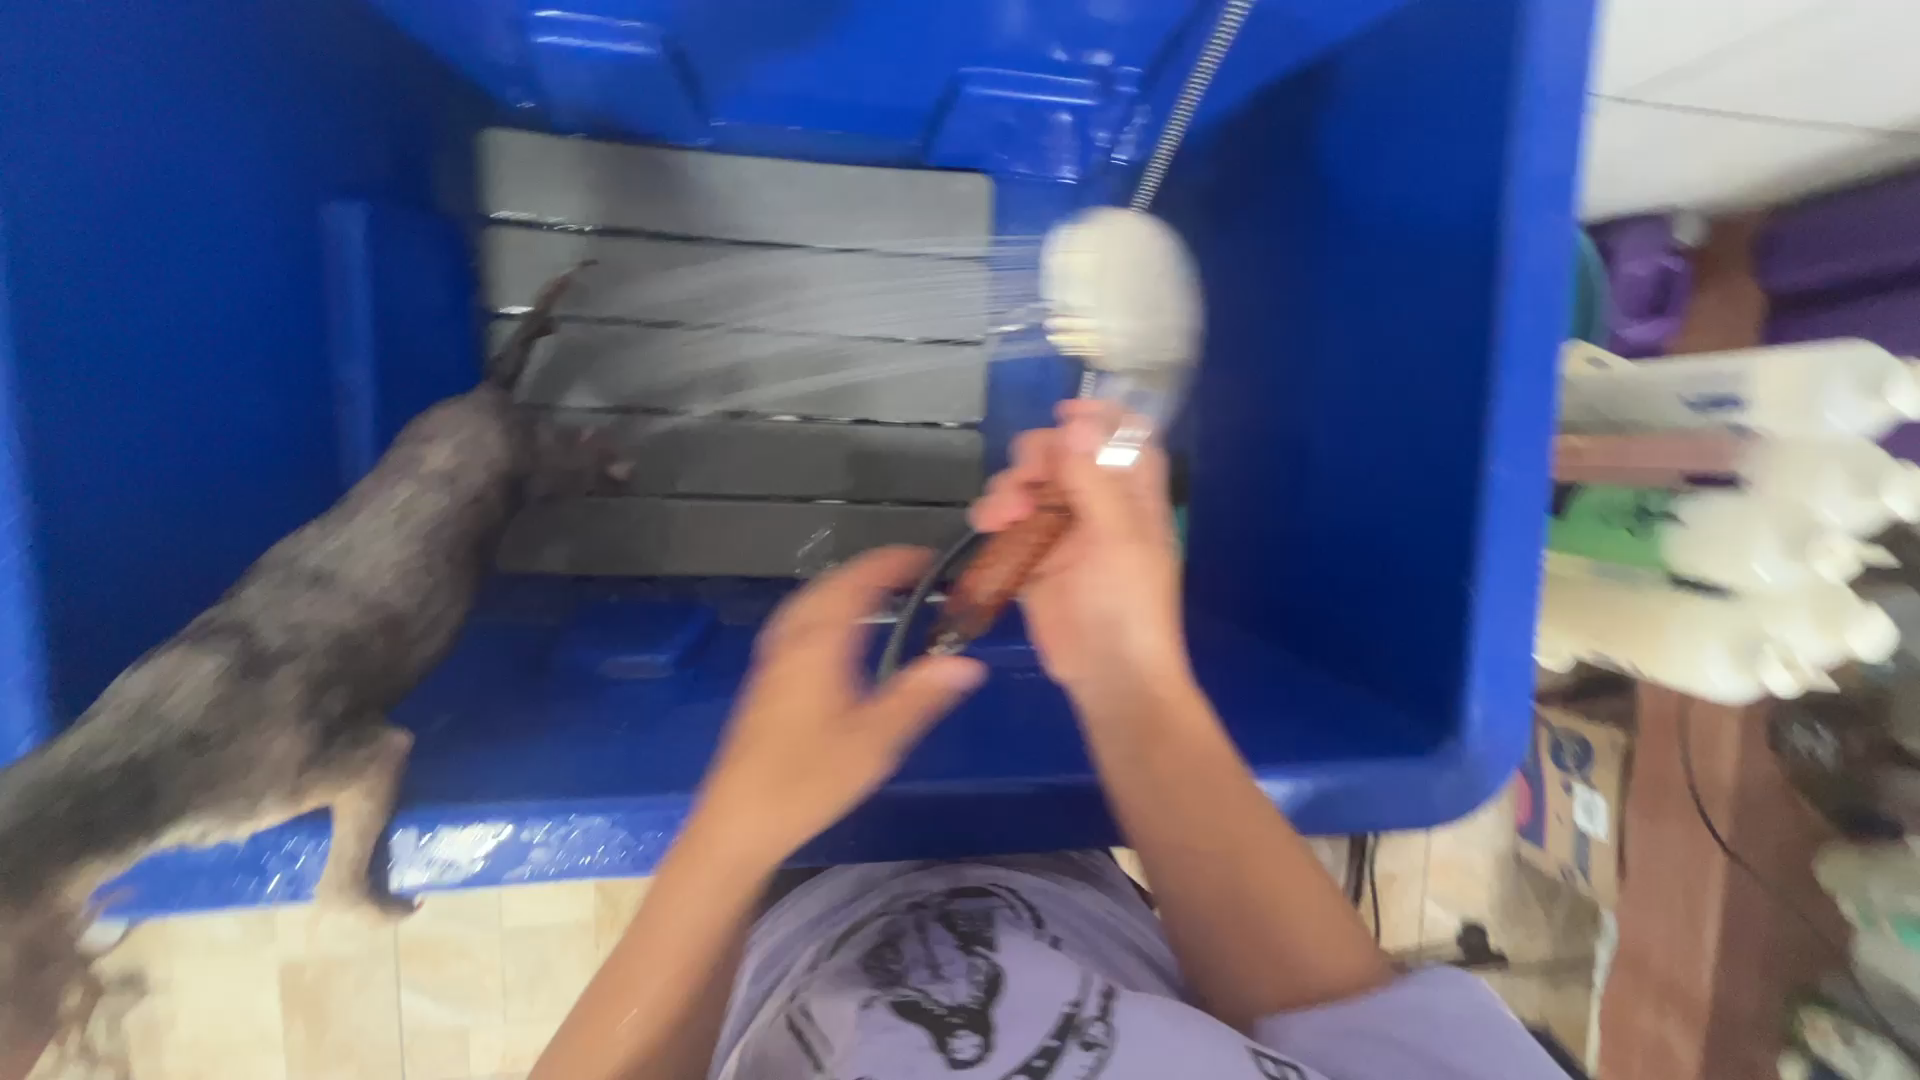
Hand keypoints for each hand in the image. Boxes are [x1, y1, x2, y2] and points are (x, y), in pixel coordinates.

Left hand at [691, 547, 986, 863]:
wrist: (738, 821)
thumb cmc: (807, 780)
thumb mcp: (875, 742)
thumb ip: (920, 697)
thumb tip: (968, 664)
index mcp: (819, 644)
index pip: (857, 582)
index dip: (892, 563)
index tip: (926, 559)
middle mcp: (792, 641)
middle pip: (829, 584)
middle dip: (870, 570)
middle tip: (909, 574)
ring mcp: (773, 660)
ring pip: (809, 601)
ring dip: (844, 587)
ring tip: (878, 593)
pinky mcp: (765, 680)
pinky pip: (798, 621)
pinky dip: (825, 608)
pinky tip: (836, 634)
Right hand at [969, 400, 1191, 699]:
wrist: (1108, 676)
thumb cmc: (1129, 606)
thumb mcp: (1119, 538)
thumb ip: (1096, 479)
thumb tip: (1076, 421)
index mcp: (1133, 497)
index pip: (1122, 439)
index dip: (1098, 418)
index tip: (1064, 412)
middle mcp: (1098, 507)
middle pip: (1064, 457)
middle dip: (1038, 457)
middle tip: (1027, 476)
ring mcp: (1062, 533)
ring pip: (1029, 488)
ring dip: (1010, 489)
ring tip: (1002, 514)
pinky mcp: (1033, 560)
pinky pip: (1009, 525)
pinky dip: (995, 518)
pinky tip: (988, 526)